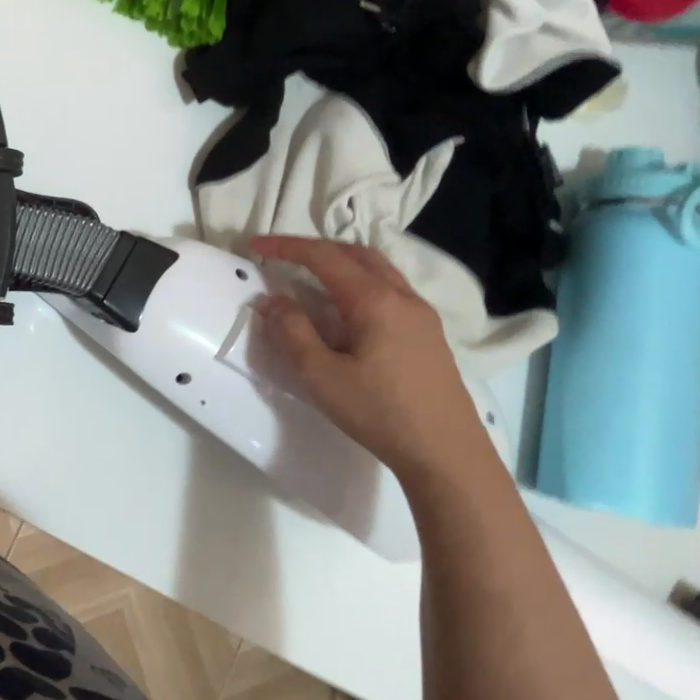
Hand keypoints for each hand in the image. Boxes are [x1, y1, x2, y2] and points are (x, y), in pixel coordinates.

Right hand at [252, 235, 496, 485]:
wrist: (446, 454)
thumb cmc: (378, 412)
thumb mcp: (319, 374)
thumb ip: (291, 331)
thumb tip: (273, 301)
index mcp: (375, 301)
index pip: (324, 257)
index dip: (286, 246)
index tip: (252, 245)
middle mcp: (403, 298)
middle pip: (356, 254)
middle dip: (315, 248)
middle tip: (279, 255)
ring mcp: (421, 316)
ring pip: (377, 270)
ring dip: (339, 263)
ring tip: (307, 274)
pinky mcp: (427, 335)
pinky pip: (388, 289)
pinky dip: (357, 281)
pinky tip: (342, 306)